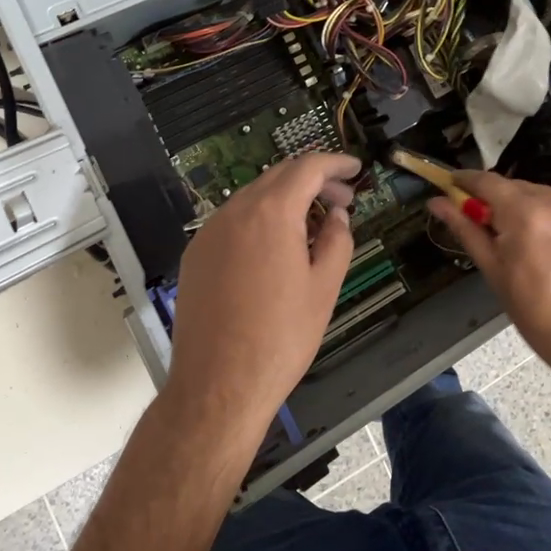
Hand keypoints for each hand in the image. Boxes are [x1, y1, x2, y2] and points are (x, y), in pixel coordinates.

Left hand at [166, 152, 360, 428]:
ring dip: (284, 200)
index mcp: (270, 213)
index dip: (335, 163)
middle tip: (342, 202)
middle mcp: (234, 212)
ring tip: (311, 227)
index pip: (307, 168)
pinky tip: (274, 249)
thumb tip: (337, 215)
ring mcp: (208, 233)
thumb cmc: (280, 338)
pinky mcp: (195, 255)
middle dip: (313, 181)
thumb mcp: (323, 288)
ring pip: (252, 198)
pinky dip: (259, 220)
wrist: (217, 387)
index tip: (355, 169)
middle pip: (278, 177)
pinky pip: (232, 222)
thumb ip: (337, 240)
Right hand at [428, 172, 550, 372]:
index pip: (486, 181)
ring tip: (515, 240)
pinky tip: (543, 243)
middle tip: (481, 224)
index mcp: (525, 213)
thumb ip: (466, 229)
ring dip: (520, 206)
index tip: (449, 184)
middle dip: (494, 199)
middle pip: (513, 185)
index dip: (465, 180)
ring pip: (537, 193)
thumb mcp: (494, 271)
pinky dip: (545, 214)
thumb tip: (436, 202)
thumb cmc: (537, 313)